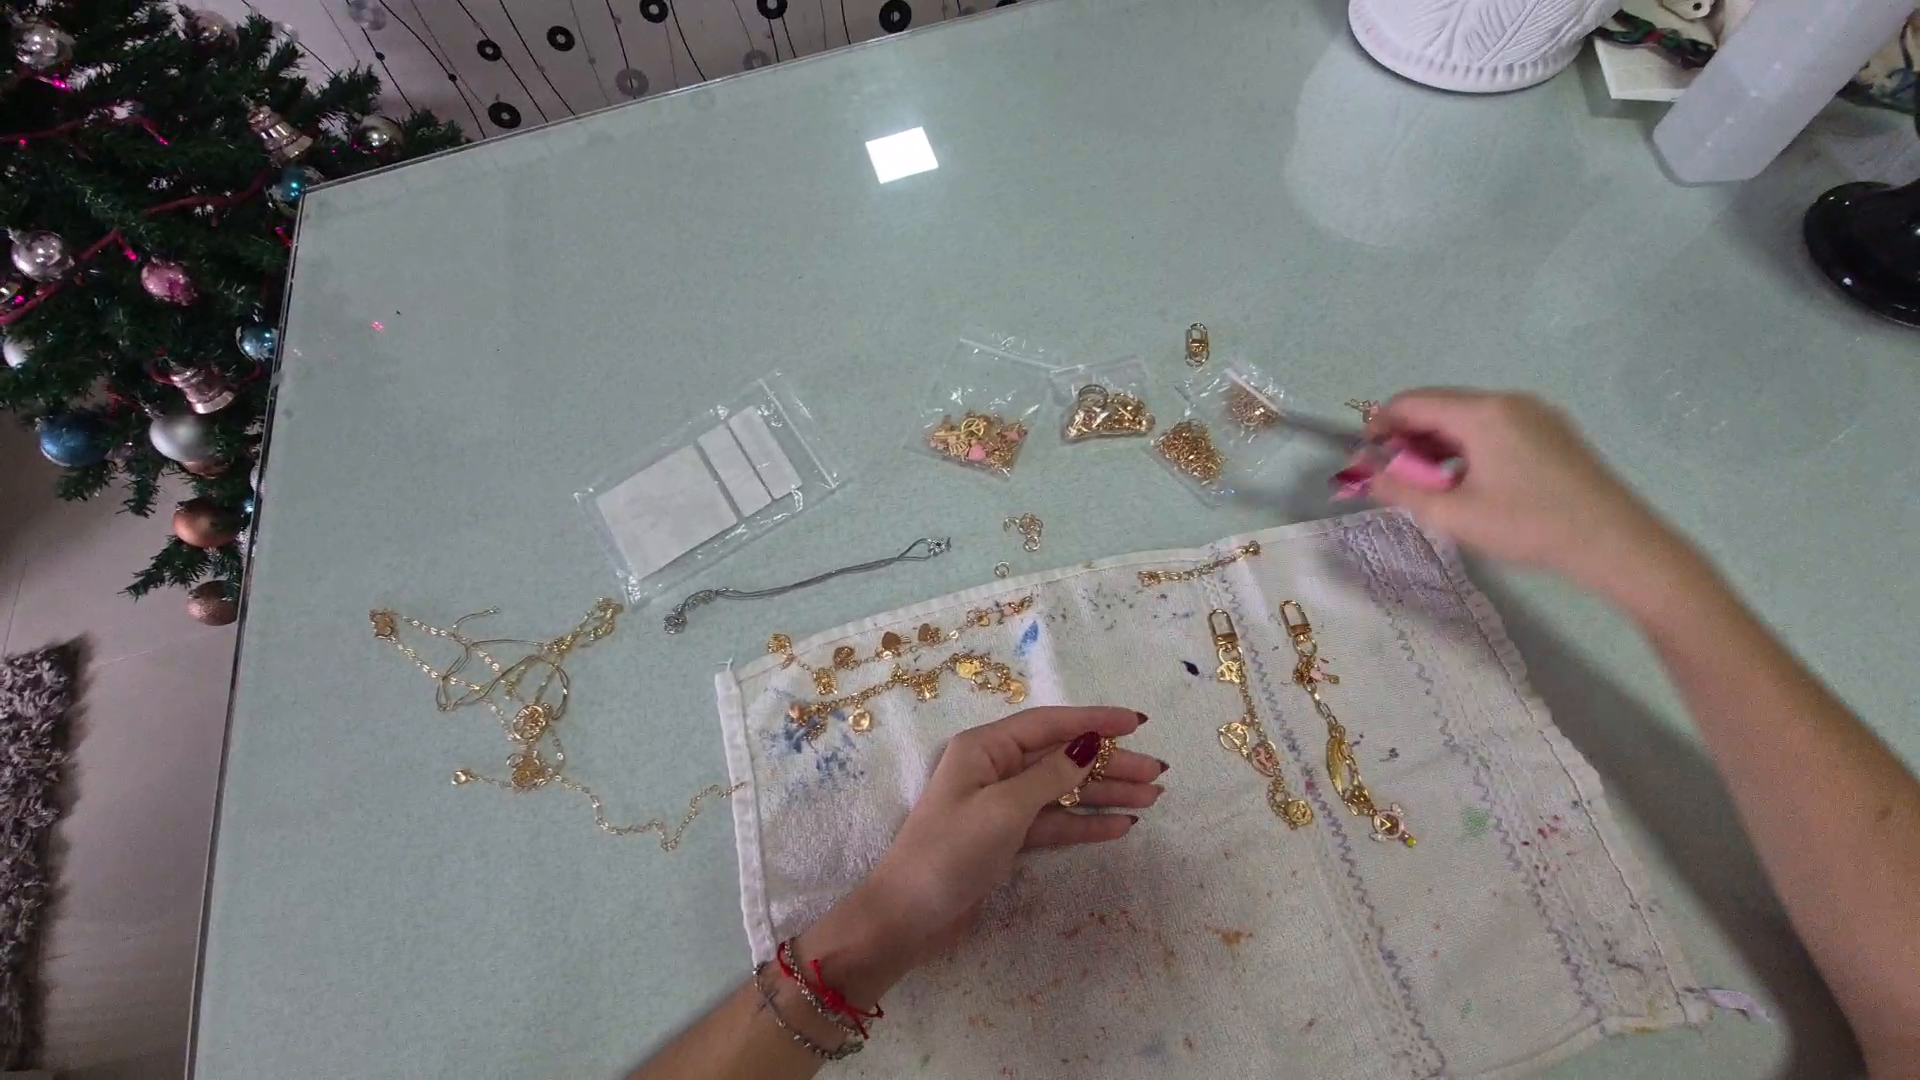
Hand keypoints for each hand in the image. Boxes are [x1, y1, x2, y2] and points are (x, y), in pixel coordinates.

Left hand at [795, 706, 1156, 1004]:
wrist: (907, 918)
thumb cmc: (949, 852)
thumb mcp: (1003, 809)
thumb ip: (1049, 775)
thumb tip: (1089, 743)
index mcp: (984, 748)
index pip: (1048, 724)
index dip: (1094, 721)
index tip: (1137, 723)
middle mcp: (994, 768)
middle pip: (1061, 757)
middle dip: (1109, 762)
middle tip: (1157, 772)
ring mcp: (1002, 804)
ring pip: (1063, 790)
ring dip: (1105, 793)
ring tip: (1152, 796)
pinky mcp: (1007, 838)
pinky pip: (1055, 822)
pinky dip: (1086, 823)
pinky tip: (1121, 825)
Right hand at [1360, 389, 1685, 599]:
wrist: (1617, 545)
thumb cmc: (1528, 526)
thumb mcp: (1451, 513)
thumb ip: (1398, 488)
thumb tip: (1362, 472)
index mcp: (1482, 413)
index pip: (1410, 403)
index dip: (1378, 427)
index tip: (1365, 461)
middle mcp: (1508, 402)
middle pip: (1437, 407)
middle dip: (1406, 439)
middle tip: (1395, 478)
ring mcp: (1535, 414)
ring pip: (1464, 418)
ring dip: (1434, 445)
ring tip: (1429, 486)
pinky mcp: (1551, 431)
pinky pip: (1491, 428)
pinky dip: (1464, 448)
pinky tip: (1466, 482)